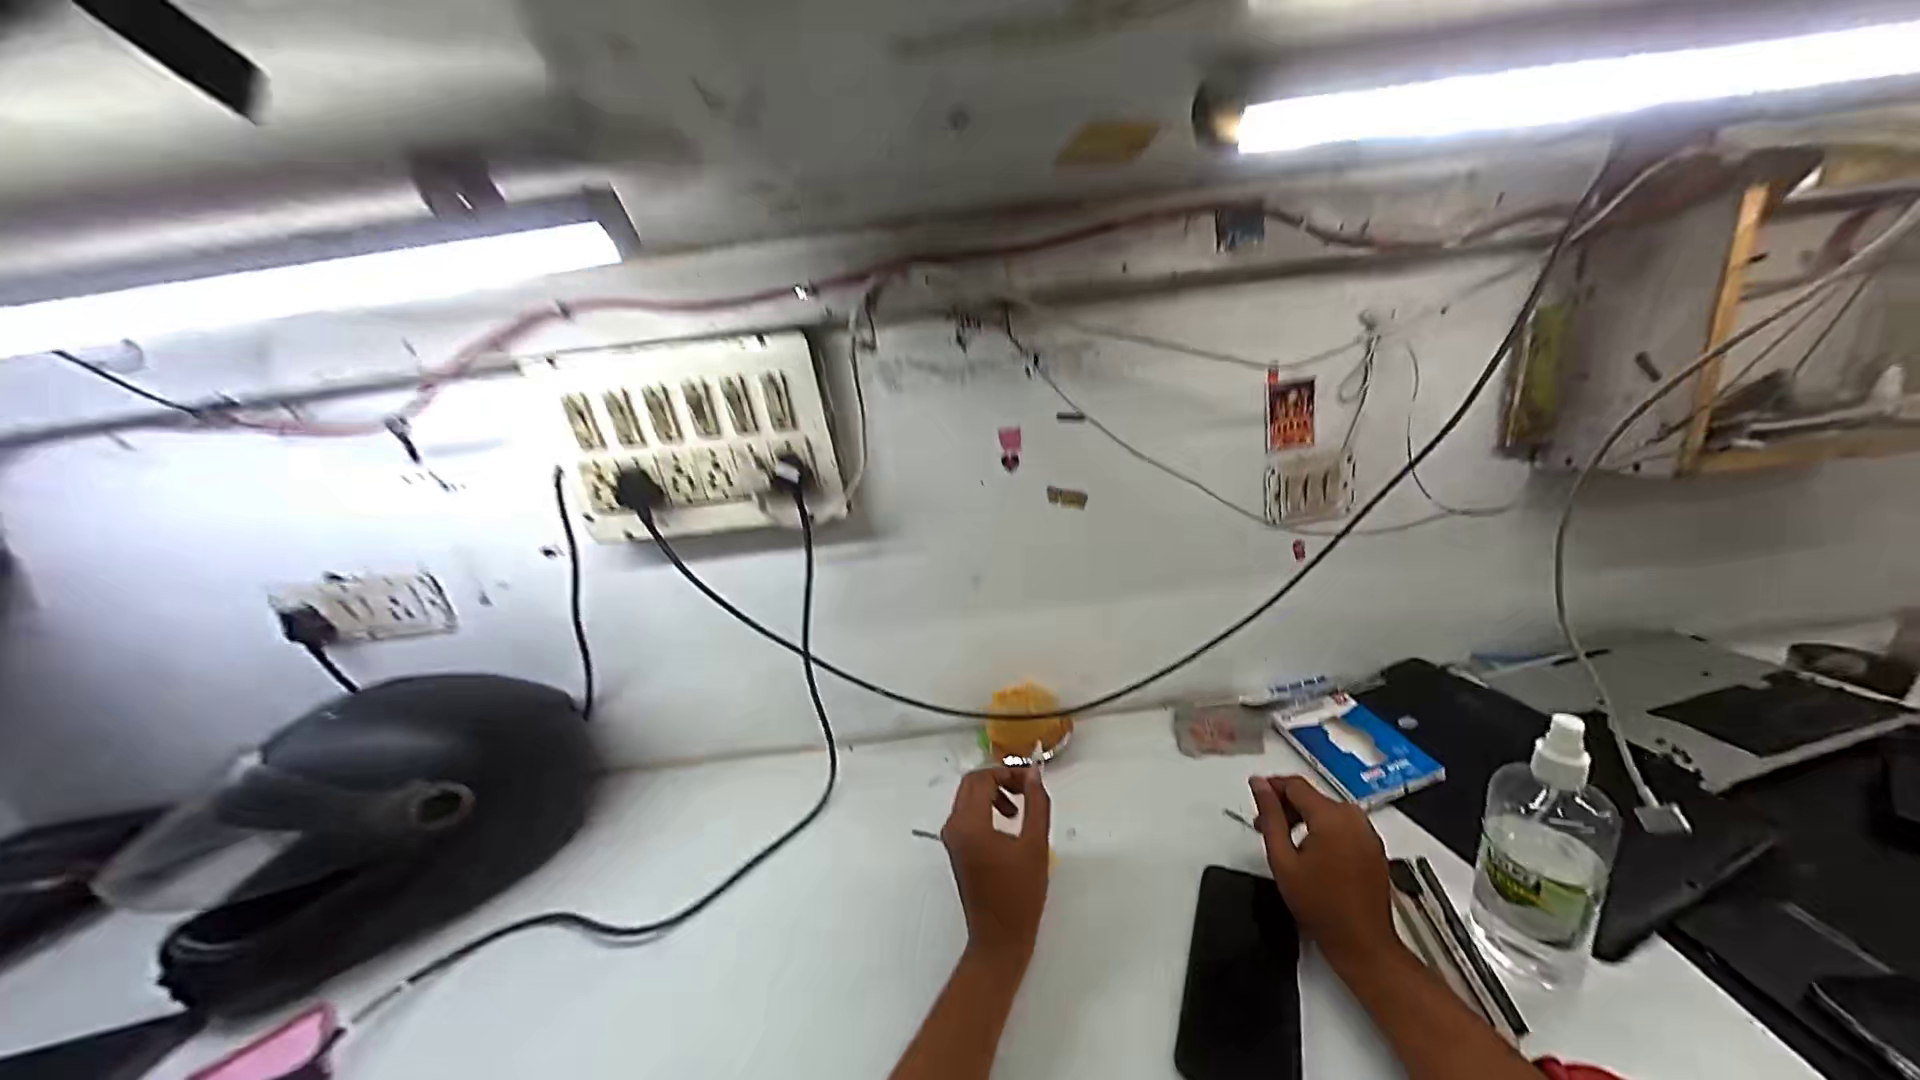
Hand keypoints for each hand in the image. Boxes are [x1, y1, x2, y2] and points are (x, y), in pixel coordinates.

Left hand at [941, 766, 1051, 963]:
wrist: (1000, 938)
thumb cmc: (1020, 894)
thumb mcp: (1035, 844)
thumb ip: (1036, 803)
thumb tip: (1034, 773)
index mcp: (969, 823)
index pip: (983, 779)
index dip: (1008, 772)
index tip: (1031, 780)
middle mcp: (954, 826)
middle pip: (972, 784)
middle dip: (1000, 779)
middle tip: (1026, 788)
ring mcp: (952, 838)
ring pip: (968, 797)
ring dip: (993, 792)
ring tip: (1019, 808)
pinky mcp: (956, 848)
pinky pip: (967, 814)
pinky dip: (987, 808)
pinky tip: (1009, 822)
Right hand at [1249, 775, 1397, 966]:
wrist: (1362, 943)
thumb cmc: (1320, 905)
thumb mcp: (1282, 858)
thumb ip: (1270, 815)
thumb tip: (1259, 784)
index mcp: (1332, 817)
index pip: (1295, 785)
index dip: (1271, 787)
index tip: (1255, 795)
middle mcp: (1355, 818)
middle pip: (1311, 796)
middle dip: (1285, 806)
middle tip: (1264, 825)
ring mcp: (1368, 833)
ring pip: (1326, 810)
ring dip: (1302, 817)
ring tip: (1284, 841)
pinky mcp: (1373, 847)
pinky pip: (1342, 824)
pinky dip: (1322, 829)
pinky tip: (1308, 851)